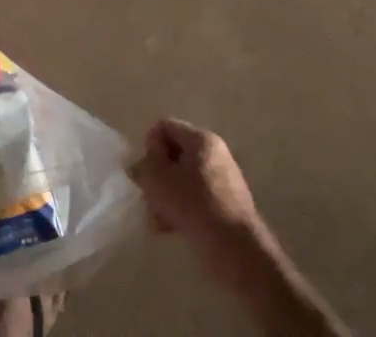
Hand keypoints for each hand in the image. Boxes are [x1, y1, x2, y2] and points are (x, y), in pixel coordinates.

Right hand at [129, 119, 263, 275]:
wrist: (235, 249)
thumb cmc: (193, 204)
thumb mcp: (156, 178)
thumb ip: (142, 165)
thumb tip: (140, 166)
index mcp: (201, 139)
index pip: (164, 127)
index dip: (149, 146)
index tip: (147, 171)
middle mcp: (215, 154)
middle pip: (172, 155)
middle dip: (156, 176)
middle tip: (150, 196)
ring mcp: (223, 181)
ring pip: (181, 180)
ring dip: (164, 197)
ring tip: (158, 219)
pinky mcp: (225, 206)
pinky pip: (194, 199)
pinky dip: (180, 210)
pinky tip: (170, 229)